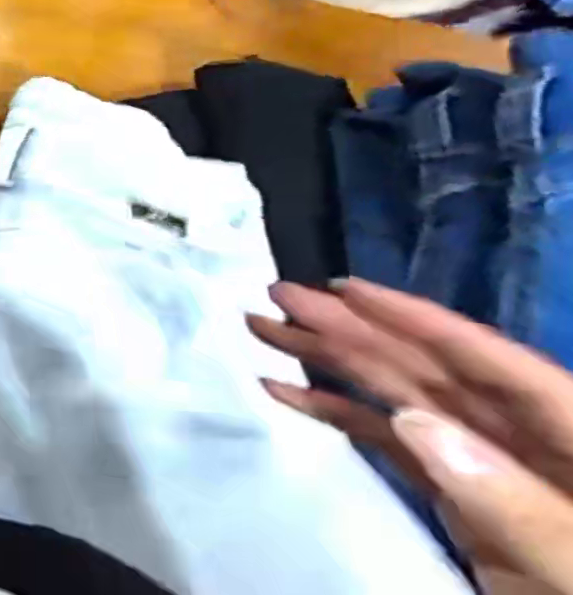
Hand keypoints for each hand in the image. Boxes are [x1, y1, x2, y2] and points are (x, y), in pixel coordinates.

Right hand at [250, 278, 572, 594]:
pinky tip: (280, 391)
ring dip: (329, 360)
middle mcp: (531, 447)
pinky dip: (334, 413)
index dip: (420, 323)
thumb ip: (516, 505)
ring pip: (400, 399)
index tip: (344, 288)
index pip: (495, 369)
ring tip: (263, 329)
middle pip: (432, 375)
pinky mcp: (460, 499)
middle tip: (278, 295)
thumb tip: (413, 422)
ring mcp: (492, 474)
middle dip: (351, 331)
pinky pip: (390, 443)